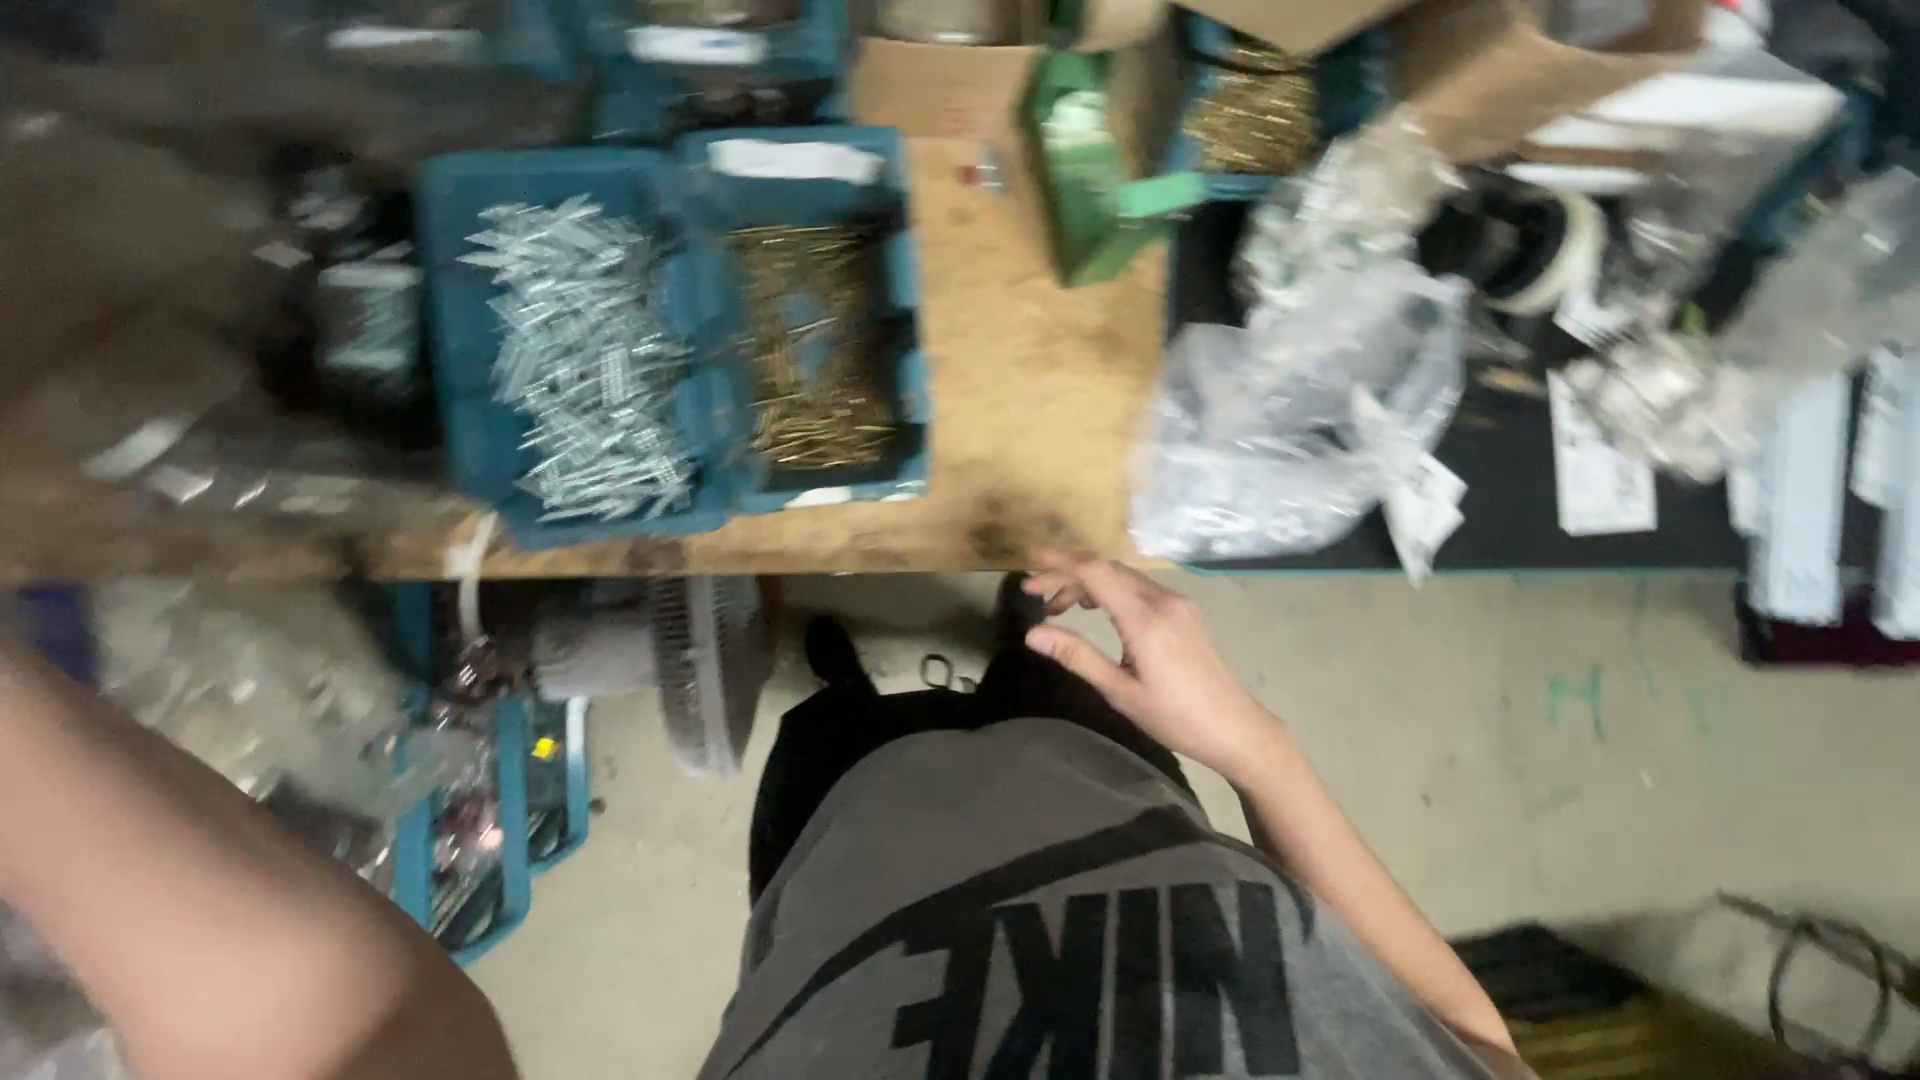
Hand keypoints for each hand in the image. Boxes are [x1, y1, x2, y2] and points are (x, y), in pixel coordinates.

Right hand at [1021, 549, 1287, 779]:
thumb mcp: (1120, 692)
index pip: (1096, 574)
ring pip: (1124, 576)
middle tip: (1036, 594)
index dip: (1062, 563)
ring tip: (1060, 606)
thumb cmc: (1175, 717)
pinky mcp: (1185, 611)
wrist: (1236, 727)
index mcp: (1145, 620)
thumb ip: (1077, 656)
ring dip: (1089, 582)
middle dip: (1069, 574)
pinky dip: (1111, 589)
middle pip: (1107, 570)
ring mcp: (1178, 603)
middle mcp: (1163, 601)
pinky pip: (1140, 587)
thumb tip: (1033, 634)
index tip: (1033, 560)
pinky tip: (1097, 608)